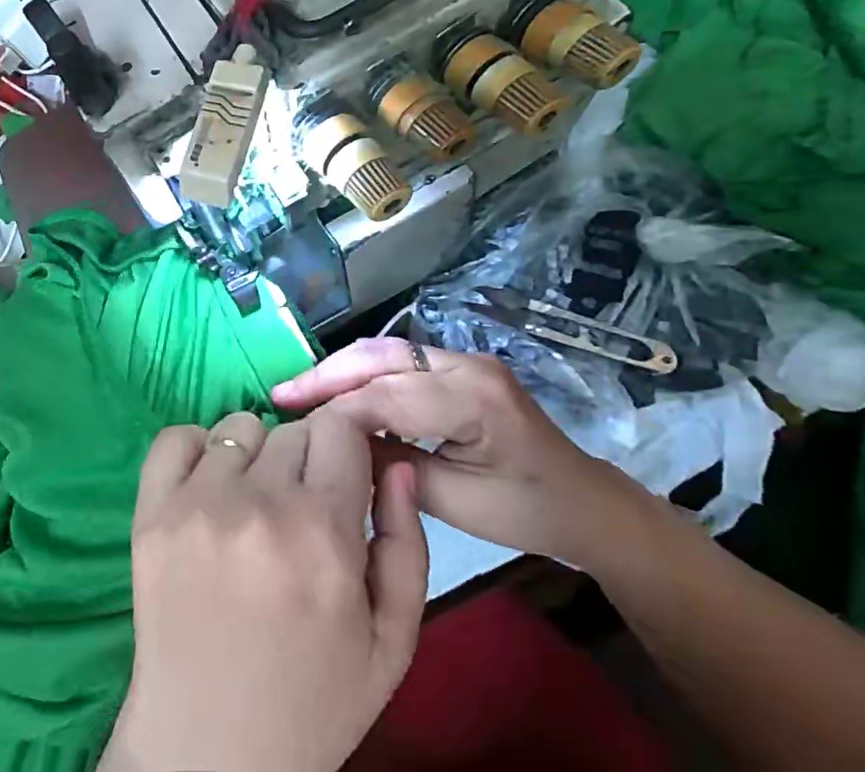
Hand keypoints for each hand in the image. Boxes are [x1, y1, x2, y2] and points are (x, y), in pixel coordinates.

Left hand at [100, 411, 427, 771]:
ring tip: (253, 504)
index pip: (341, 428)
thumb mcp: (392, 640)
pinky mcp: (150, 515)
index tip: (345, 469)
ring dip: (256, 456)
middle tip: (301, 507)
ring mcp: (197, 506)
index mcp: (325, 532)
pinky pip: (174, 439)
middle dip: (309, 459)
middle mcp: (260, 506)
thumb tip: (395, 463)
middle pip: (294, 430)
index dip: (349, 444)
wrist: (209, 748)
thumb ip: (406, 543)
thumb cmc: (312, 700)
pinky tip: (209, 488)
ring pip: (238, 429)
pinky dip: (197, 450)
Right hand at [273, 338, 659, 566]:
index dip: (336, 412)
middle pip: (382, 358)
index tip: (292, 426)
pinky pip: (399, 362)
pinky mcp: (457, 368)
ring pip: (386, 353)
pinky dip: (362, 375)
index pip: (388, 397)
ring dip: (340, 370)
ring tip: (298, 392)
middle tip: (281, 395)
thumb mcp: (455, 502)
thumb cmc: (527, 511)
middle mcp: (467, 364)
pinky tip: (336, 393)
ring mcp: (463, 361)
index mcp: (475, 398)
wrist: (583, 500)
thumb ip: (394, 467)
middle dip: (327, 375)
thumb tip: (337, 446)